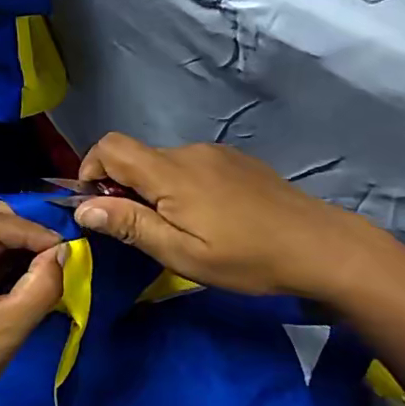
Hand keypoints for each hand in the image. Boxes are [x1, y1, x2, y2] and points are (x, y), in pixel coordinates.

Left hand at [0, 202, 67, 405]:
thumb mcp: (10, 328)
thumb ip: (42, 286)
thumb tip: (64, 253)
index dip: (32, 231)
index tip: (64, 252)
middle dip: (23, 233)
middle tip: (53, 258)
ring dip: (13, 242)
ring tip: (39, 267)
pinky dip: (0, 255)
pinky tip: (19, 274)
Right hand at [72, 133, 395, 299]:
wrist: (322, 247)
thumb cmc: (246, 258)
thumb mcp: (181, 252)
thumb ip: (130, 224)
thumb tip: (82, 206)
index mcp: (170, 172)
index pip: (110, 147)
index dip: (90, 169)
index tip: (97, 206)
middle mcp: (189, 152)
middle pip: (136, 157)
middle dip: (122, 188)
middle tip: (141, 231)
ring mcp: (216, 154)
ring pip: (163, 164)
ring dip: (154, 190)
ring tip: (178, 229)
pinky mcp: (236, 162)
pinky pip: (191, 167)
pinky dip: (180, 187)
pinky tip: (208, 218)